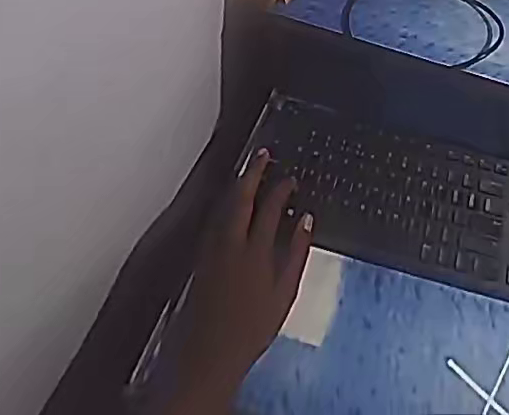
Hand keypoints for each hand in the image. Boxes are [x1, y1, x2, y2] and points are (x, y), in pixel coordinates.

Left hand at [161, 149, 312, 414]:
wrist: (208, 354)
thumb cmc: (252, 327)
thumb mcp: (284, 293)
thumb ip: (297, 252)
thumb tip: (306, 219)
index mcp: (255, 250)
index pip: (269, 207)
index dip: (281, 188)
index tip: (290, 178)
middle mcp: (231, 242)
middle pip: (241, 196)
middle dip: (253, 171)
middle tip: (264, 153)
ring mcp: (213, 246)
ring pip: (225, 204)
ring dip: (239, 183)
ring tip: (250, 168)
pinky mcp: (202, 253)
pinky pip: (216, 216)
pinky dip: (227, 201)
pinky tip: (233, 199)